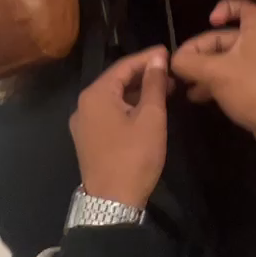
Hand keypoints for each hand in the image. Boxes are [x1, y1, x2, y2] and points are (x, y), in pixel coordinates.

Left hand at [69, 47, 169, 208]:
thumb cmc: (134, 156)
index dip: (148, 58)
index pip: (124, 65)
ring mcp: (84, 123)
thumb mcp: (150, 117)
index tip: (169, 52)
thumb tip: (158, 58)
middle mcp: (84, 105)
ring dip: (137, 92)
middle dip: (144, 75)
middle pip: (117, 80)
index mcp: (95, 94)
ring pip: (113, 98)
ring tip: (165, 90)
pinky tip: (147, 109)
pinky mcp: (89, 139)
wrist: (112, 204)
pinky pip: (109, 113)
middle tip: (171, 73)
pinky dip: (128, 107)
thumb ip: (154, 84)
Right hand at [170, 0, 255, 141]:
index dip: (223, 8)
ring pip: (228, 58)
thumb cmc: (251, 87)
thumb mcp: (215, 73)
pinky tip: (198, 96)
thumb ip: (190, 62)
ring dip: (206, 69)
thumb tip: (173, 59)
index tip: (208, 22)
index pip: (242, 5)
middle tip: (181, 67)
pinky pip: (236, 74)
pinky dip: (218, 80)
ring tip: (185, 84)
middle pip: (226, 37)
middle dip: (201, 51)